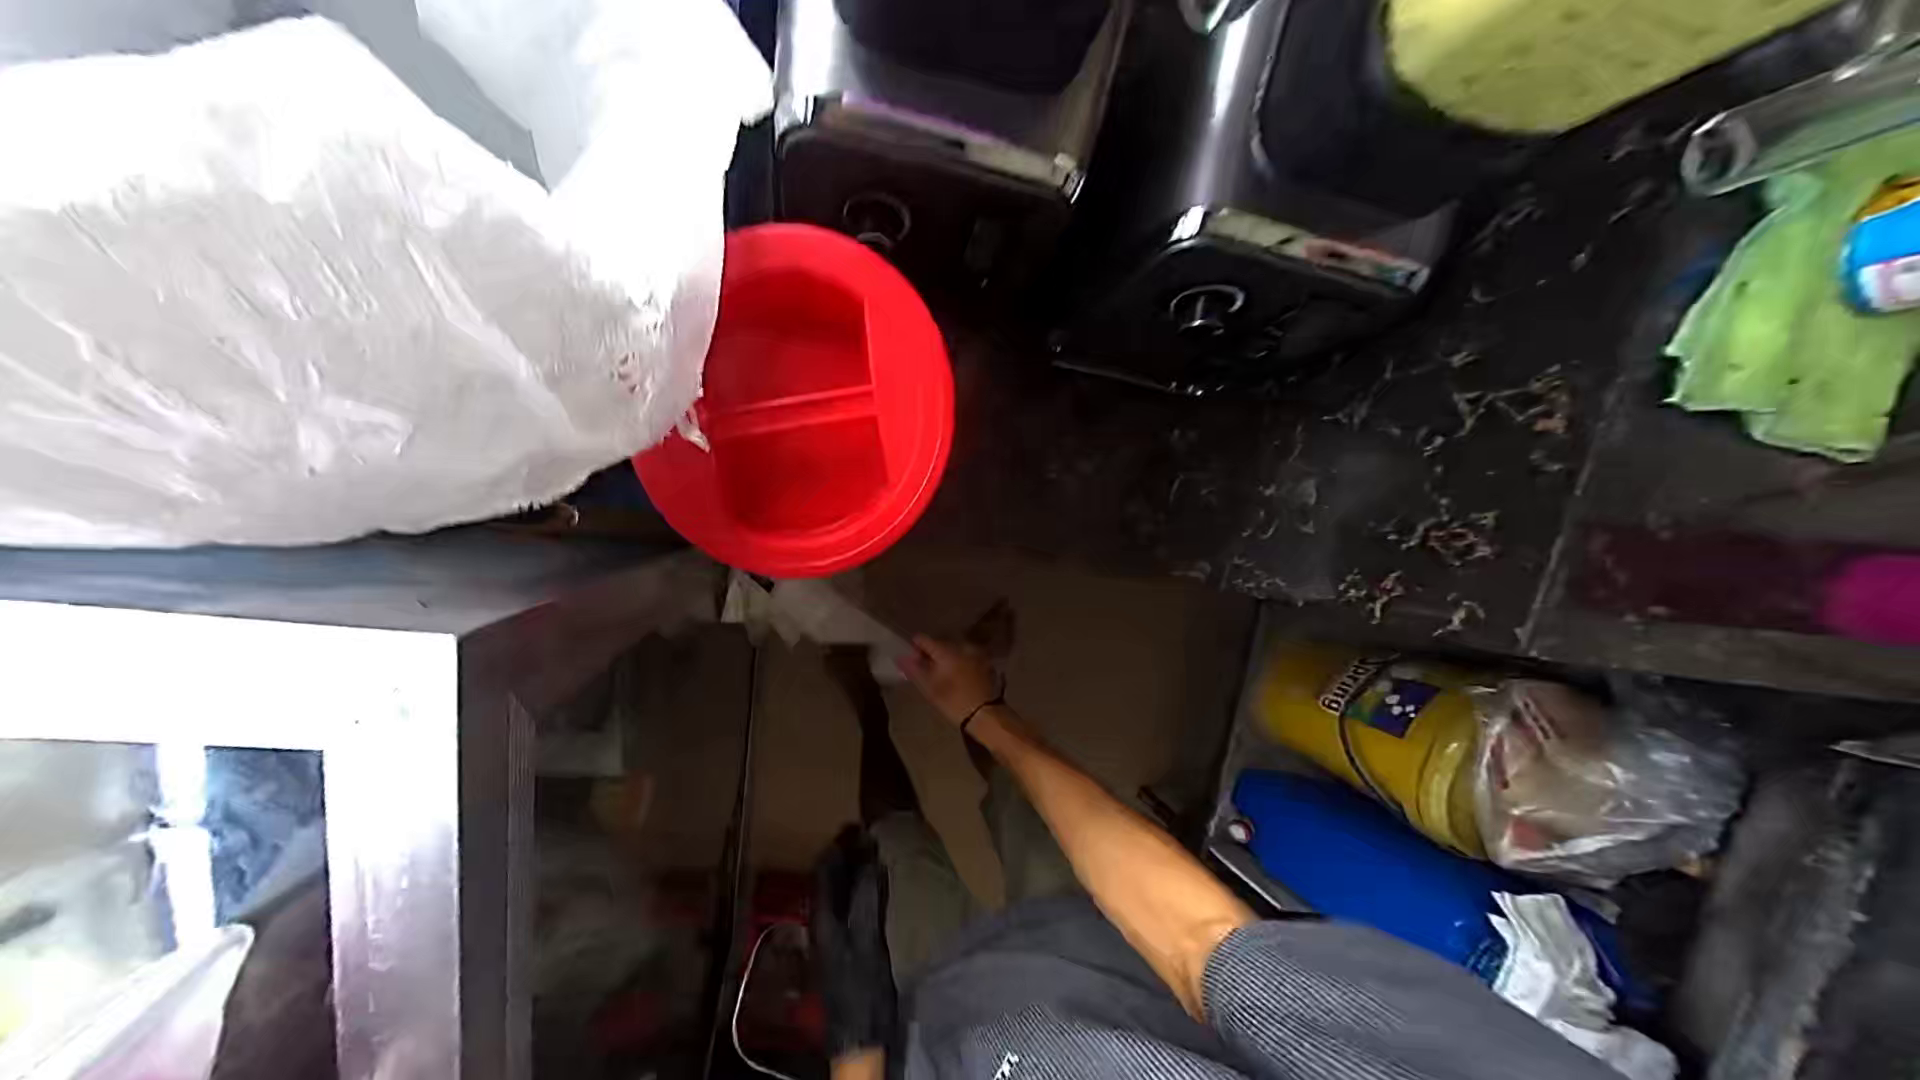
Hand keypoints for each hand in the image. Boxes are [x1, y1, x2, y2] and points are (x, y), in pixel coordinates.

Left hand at [811, 826, 895, 1056]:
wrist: (859, 1038)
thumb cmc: (864, 988)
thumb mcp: (870, 941)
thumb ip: (868, 899)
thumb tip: (872, 860)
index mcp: (823, 919)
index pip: (824, 870)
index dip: (839, 846)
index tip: (858, 826)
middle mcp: (821, 924)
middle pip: (828, 880)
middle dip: (844, 855)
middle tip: (865, 834)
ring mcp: (829, 937)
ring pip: (834, 893)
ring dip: (849, 872)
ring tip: (870, 854)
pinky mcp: (840, 948)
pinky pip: (843, 906)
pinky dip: (854, 890)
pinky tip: (870, 888)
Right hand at [897, 634, 999, 726]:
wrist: (986, 714)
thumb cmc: (954, 702)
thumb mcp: (929, 688)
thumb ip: (914, 670)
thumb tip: (900, 657)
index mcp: (946, 650)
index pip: (925, 640)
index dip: (916, 647)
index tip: (911, 657)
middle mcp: (962, 646)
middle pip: (941, 644)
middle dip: (931, 654)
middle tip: (925, 668)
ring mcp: (976, 653)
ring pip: (954, 650)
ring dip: (946, 658)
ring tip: (941, 673)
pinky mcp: (986, 663)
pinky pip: (967, 657)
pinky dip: (959, 662)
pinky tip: (958, 676)